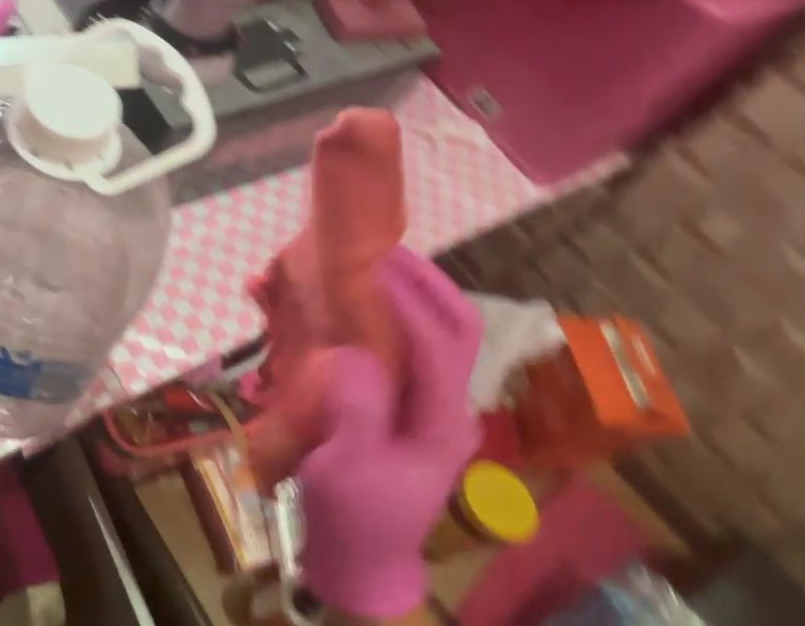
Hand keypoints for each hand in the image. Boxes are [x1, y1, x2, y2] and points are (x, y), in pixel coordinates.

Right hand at [298, 248, 482, 621]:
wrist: (363, 558)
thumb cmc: (355, 513)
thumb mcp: (347, 468)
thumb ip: (356, 410)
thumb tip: (352, 351)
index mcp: (441, 421)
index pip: (437, 347)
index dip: (409, 303)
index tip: (374, 266)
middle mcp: (449, 406)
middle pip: (456, 330)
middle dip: (426, 284)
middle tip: (385, 246)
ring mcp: (435, 405)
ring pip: (441, 333)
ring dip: (416, 292)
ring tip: (377, 257)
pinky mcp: (414, 405)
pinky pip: (415, 346)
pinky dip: (399, 312)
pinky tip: (366, 295)